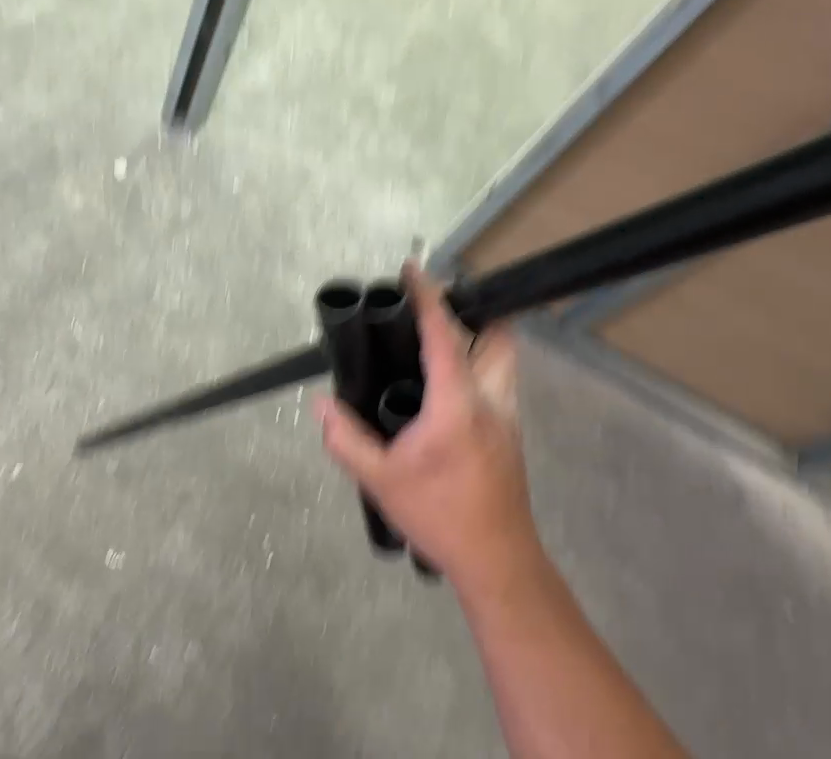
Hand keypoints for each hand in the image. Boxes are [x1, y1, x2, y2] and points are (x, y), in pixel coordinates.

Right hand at [313, 260, 539, 588]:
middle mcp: (491, 400)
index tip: (413, 270)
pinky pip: (499, 382)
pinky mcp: (511, 435)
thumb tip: (319, 404)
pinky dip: (478, 365)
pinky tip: (445, 387)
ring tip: (437, 341)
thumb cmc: (438, 515)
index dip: (428, 297)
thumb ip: (345, 438)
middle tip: (434, 309)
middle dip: (475, 310)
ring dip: (480, 338)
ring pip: (505, 359)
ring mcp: (508, 418)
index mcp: (458, 403)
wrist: (496, 560)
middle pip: (499, 337)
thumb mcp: (379, 479)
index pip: (444, 335)